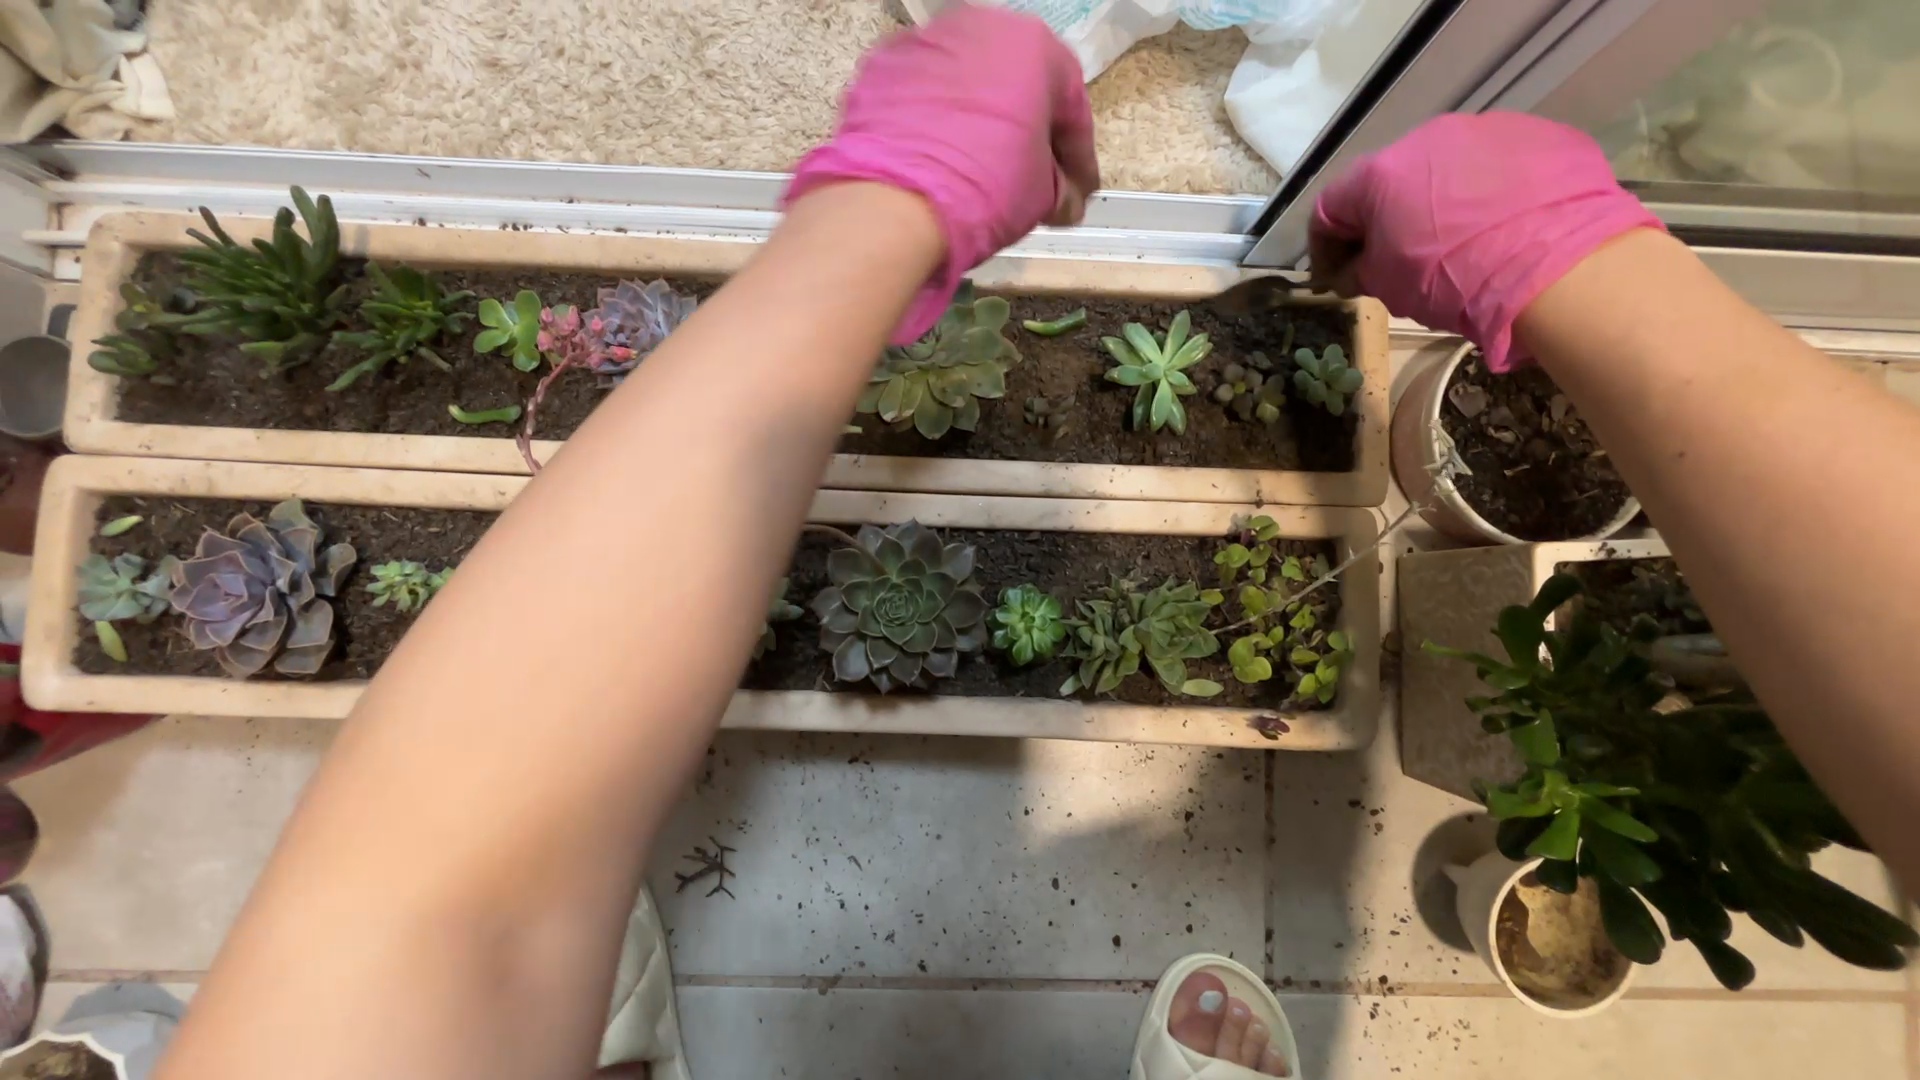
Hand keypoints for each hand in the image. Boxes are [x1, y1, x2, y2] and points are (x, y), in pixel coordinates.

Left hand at [784, 3, 1098, 342]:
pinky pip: (925, 101)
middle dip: (1030, 138)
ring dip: (984, 129)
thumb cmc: (988, 189)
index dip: (1079, 161)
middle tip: (1033, 184)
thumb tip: (1065, 201)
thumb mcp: (1042, 197)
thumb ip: (1061, 191)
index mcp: (1036, 46)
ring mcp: (928, 43)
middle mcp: (983, 27)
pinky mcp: (883, 69)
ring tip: (984, 176)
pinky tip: (942, 166)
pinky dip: (938, 129)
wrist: (897, 202)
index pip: (1072, 109)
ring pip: (971, 91)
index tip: (1079, 193)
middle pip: (1019, 89)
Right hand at [1309, 112, 1663, 370]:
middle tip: (1389, 259)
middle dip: (1380, 221)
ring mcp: (1484, 130)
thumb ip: (1357, 270)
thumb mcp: (1384, 284)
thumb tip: (1352, 269)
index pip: (1328, 208)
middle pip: (1386, 182)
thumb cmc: (1446, 277)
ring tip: (1448, 242)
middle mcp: (1426, 139)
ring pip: (1440, 170)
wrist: (1552, 265)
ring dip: (1430, 205)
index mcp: (1378, 173)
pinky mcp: (1536, 135)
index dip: (1324, 248)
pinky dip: (1481, 195)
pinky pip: (1491, 167)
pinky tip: (1493, 229)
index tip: (1334, 278)